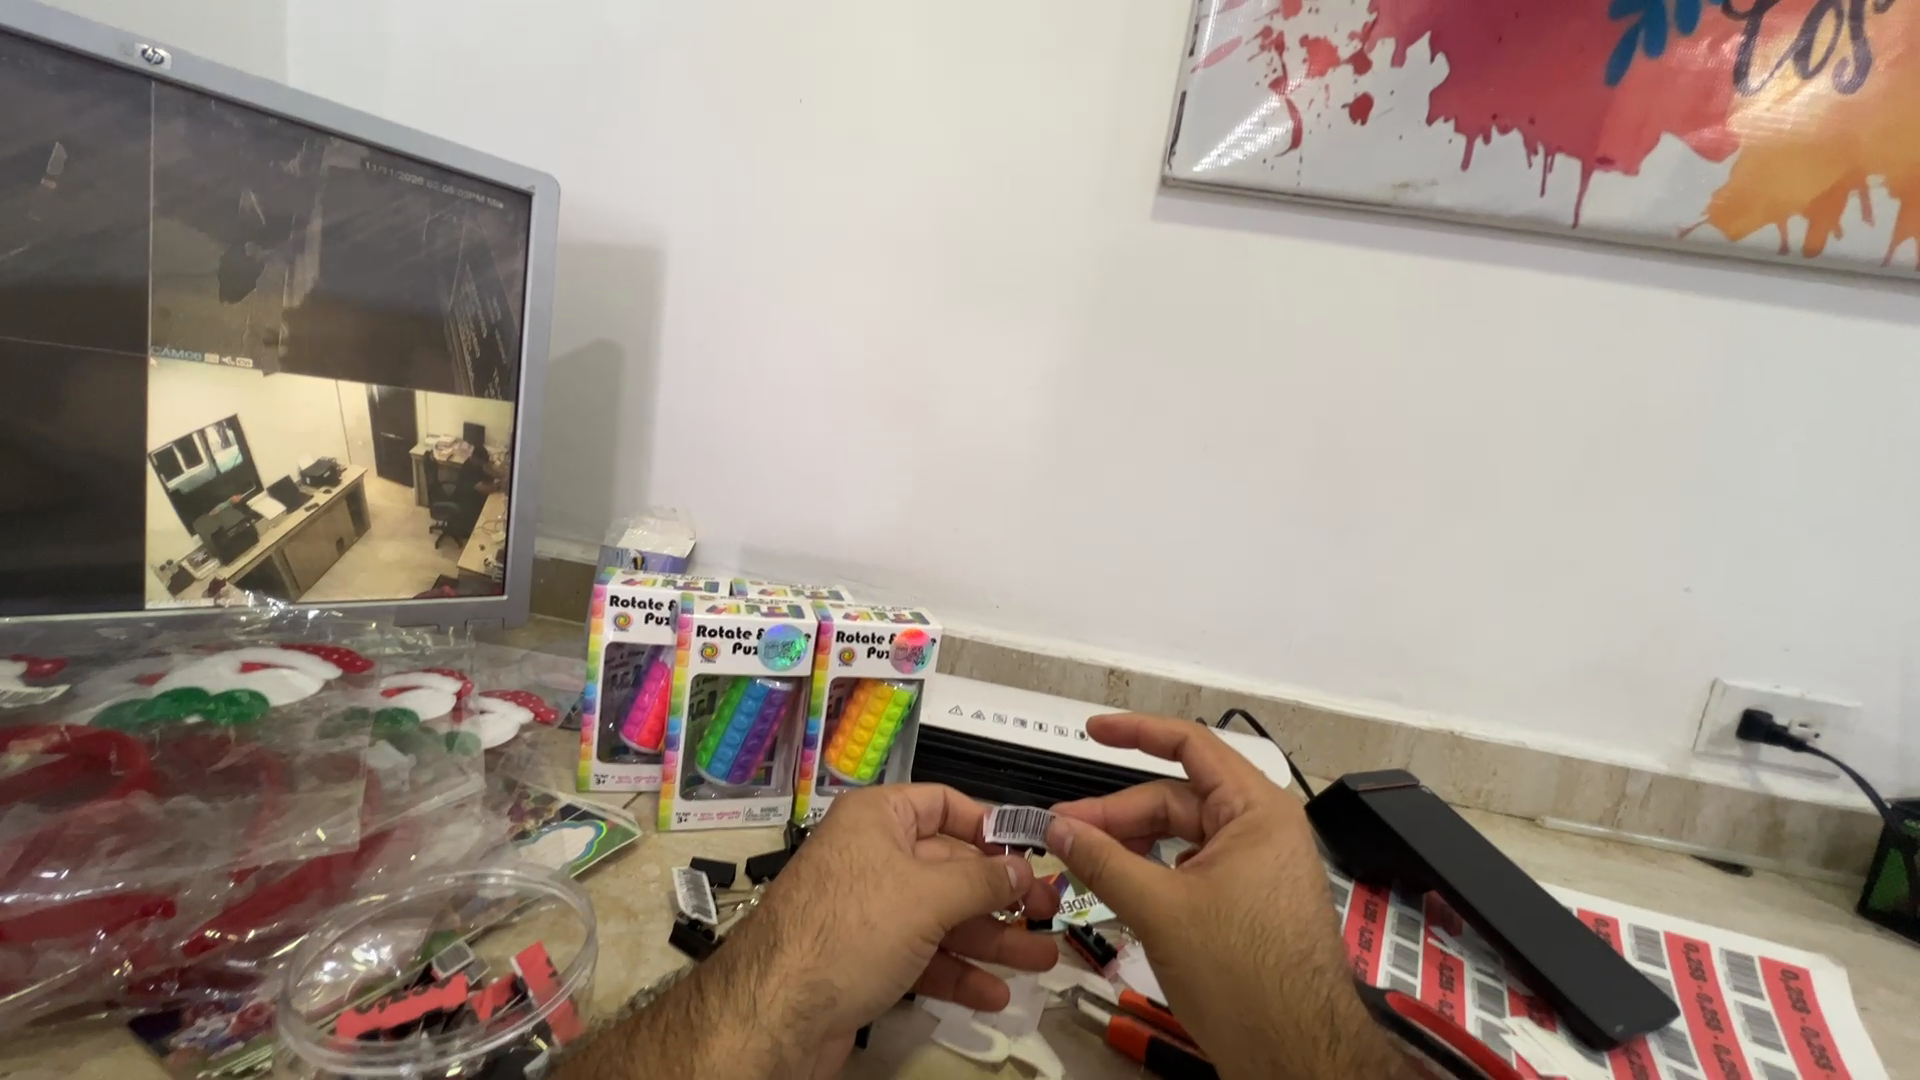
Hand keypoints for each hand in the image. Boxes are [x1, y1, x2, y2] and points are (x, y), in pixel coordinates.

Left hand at [729, 783, 1059, 1045]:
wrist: (774, 1016)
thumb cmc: (850, 930)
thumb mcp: (926, 897)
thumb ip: (982, 881)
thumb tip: (1023, 869)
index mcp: (878, 818)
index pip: (942, 804)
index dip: (987, 826)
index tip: (1028, 850)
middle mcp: (874, 856)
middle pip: (950, 867)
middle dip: (1000, 894)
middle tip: (1049, 913)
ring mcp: (870, 910)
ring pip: (942, 916)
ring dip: (990, 938)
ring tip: (1040, 958)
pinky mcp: (868, 958)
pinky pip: (924, 955)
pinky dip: (958, 971)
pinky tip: (994, 993)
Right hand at [1045, 715, 1408, 1079]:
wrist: (1300, 1062)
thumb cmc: (1239, 976)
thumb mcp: (1159, 909)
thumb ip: (1102, 859)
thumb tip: (1054, 825)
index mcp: (1255, 809)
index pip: (1190, 745)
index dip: (1136, 731)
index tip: (1092, 730)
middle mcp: (1261, 826)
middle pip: (1176, 797)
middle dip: (1118, 813)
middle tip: (1064, 830)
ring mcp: (1257, 864)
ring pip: (1180, 833)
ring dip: (1131, 842)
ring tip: (1085, 860)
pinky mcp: (1249, 897)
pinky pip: (1191, 863)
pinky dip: (1153, 869)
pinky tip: (1123, 885)